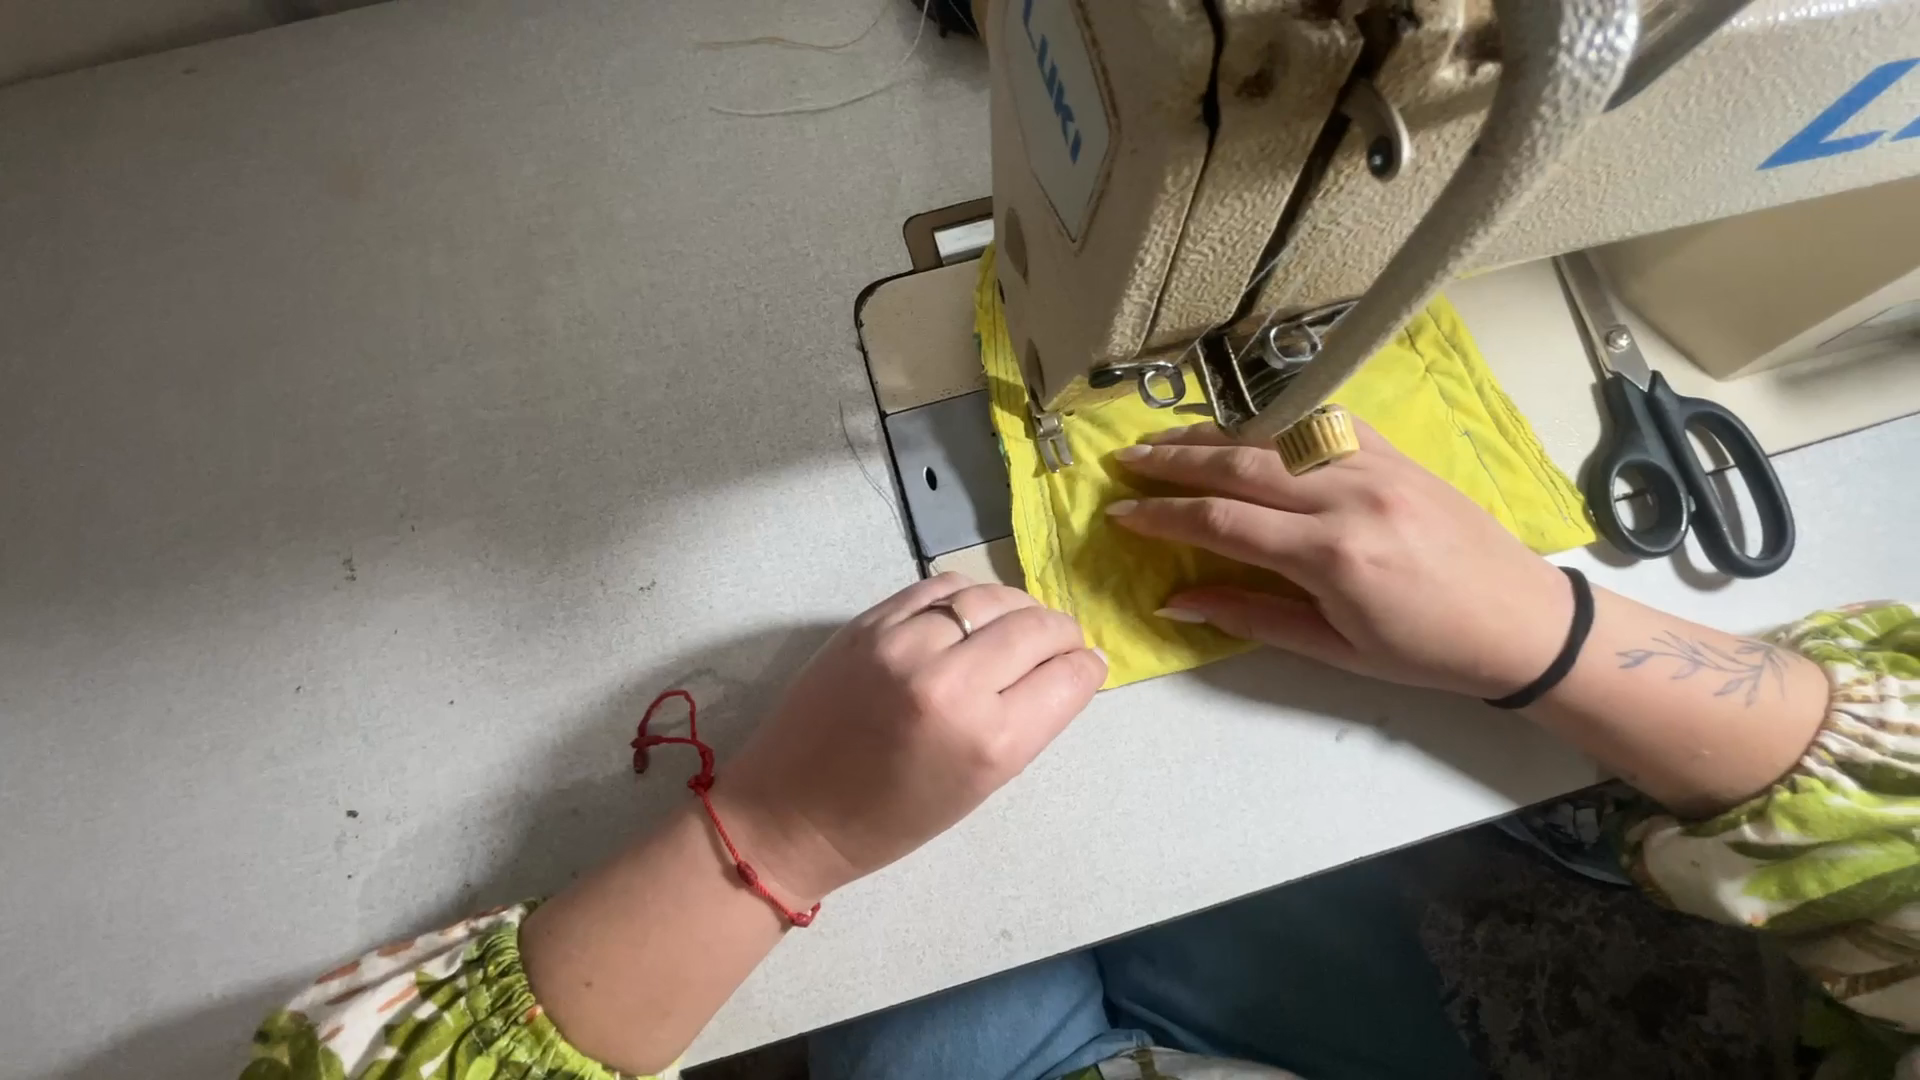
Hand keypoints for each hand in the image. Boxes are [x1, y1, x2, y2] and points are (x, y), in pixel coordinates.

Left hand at [712, 574, 1104, 904]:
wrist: (791, 811)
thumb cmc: (891, 820)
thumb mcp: (978, 785)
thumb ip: (1026, 721)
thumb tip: (1065, 669)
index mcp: (989, 742)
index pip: (1067, 677)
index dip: (1086, 666)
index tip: (1087, 665)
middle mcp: (952, 682)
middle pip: (1036, 627)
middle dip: (1062, 633)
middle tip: (1061, 643)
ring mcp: (905, 643)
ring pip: (991, 595)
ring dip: (1018, 607)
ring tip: (1018, 624)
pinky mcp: (870, 622)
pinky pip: (940, 586)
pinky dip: (968, 594)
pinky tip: (971, 611)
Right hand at [1106, 419, 1570, 698]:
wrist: (1524, 622)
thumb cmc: (1424, 650)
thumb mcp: (1332, 649)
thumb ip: (1247, 615)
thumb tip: (1173, 600)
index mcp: (1331, 555)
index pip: (1222, 522)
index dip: (1162, 516)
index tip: (1120, 514)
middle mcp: (1348, 496)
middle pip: (1237, 467)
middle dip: (1172, 462)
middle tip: (1124, 460)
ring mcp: (1373, 465)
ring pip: (1272, 437)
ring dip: (1210, 436)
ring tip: (1163, 439)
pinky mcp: (1392, 453)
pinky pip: (1318, 424)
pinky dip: (1270, 423)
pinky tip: (1240, 429)